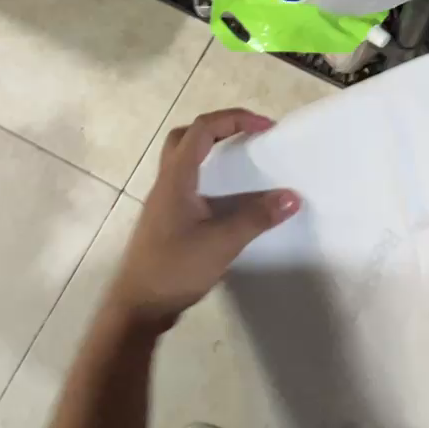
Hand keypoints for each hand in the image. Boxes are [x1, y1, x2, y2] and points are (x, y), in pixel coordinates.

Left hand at [106, 109, 300, 331]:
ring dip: (211, 149)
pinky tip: (226, 197)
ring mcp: (163, 201)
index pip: (203, 129)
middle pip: (186, 136)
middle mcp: (166, 182)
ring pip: (183, 159)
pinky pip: (187, 181)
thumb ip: (257, 217)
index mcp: (176, 178)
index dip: (234, 119)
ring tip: (241, 159)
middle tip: (248, 134)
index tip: (265, 127)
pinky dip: (208, 174)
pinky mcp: (165, 219)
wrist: (137, 308)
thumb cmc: (174, 269)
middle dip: (219, 126)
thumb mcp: (222, 243)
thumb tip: (292, 196)